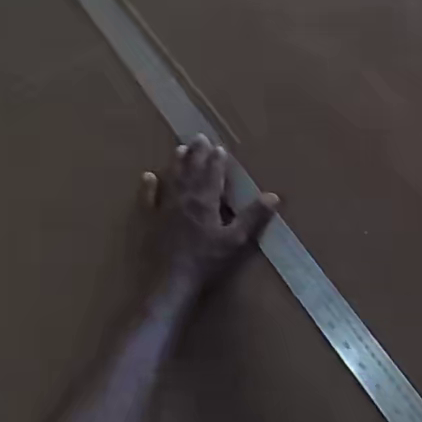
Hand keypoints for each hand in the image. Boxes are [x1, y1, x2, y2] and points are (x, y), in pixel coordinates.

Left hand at [141, 136, 277, 287]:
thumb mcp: (237, 241)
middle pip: (192, 172)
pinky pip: (148, 200)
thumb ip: (254, 217)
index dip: (217, 161)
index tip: (220, 147)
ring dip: (177, 164)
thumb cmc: (206, 262)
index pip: (213, 176)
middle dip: (197, 155)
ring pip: (172, 181)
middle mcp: (184, 200)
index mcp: (206, 202)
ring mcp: (164, 211)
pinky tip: (148, 177)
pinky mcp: (150, 223)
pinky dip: (149, 187)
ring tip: (179, 148)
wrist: (169, 284)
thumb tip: (274, 196)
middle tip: (199, 137)